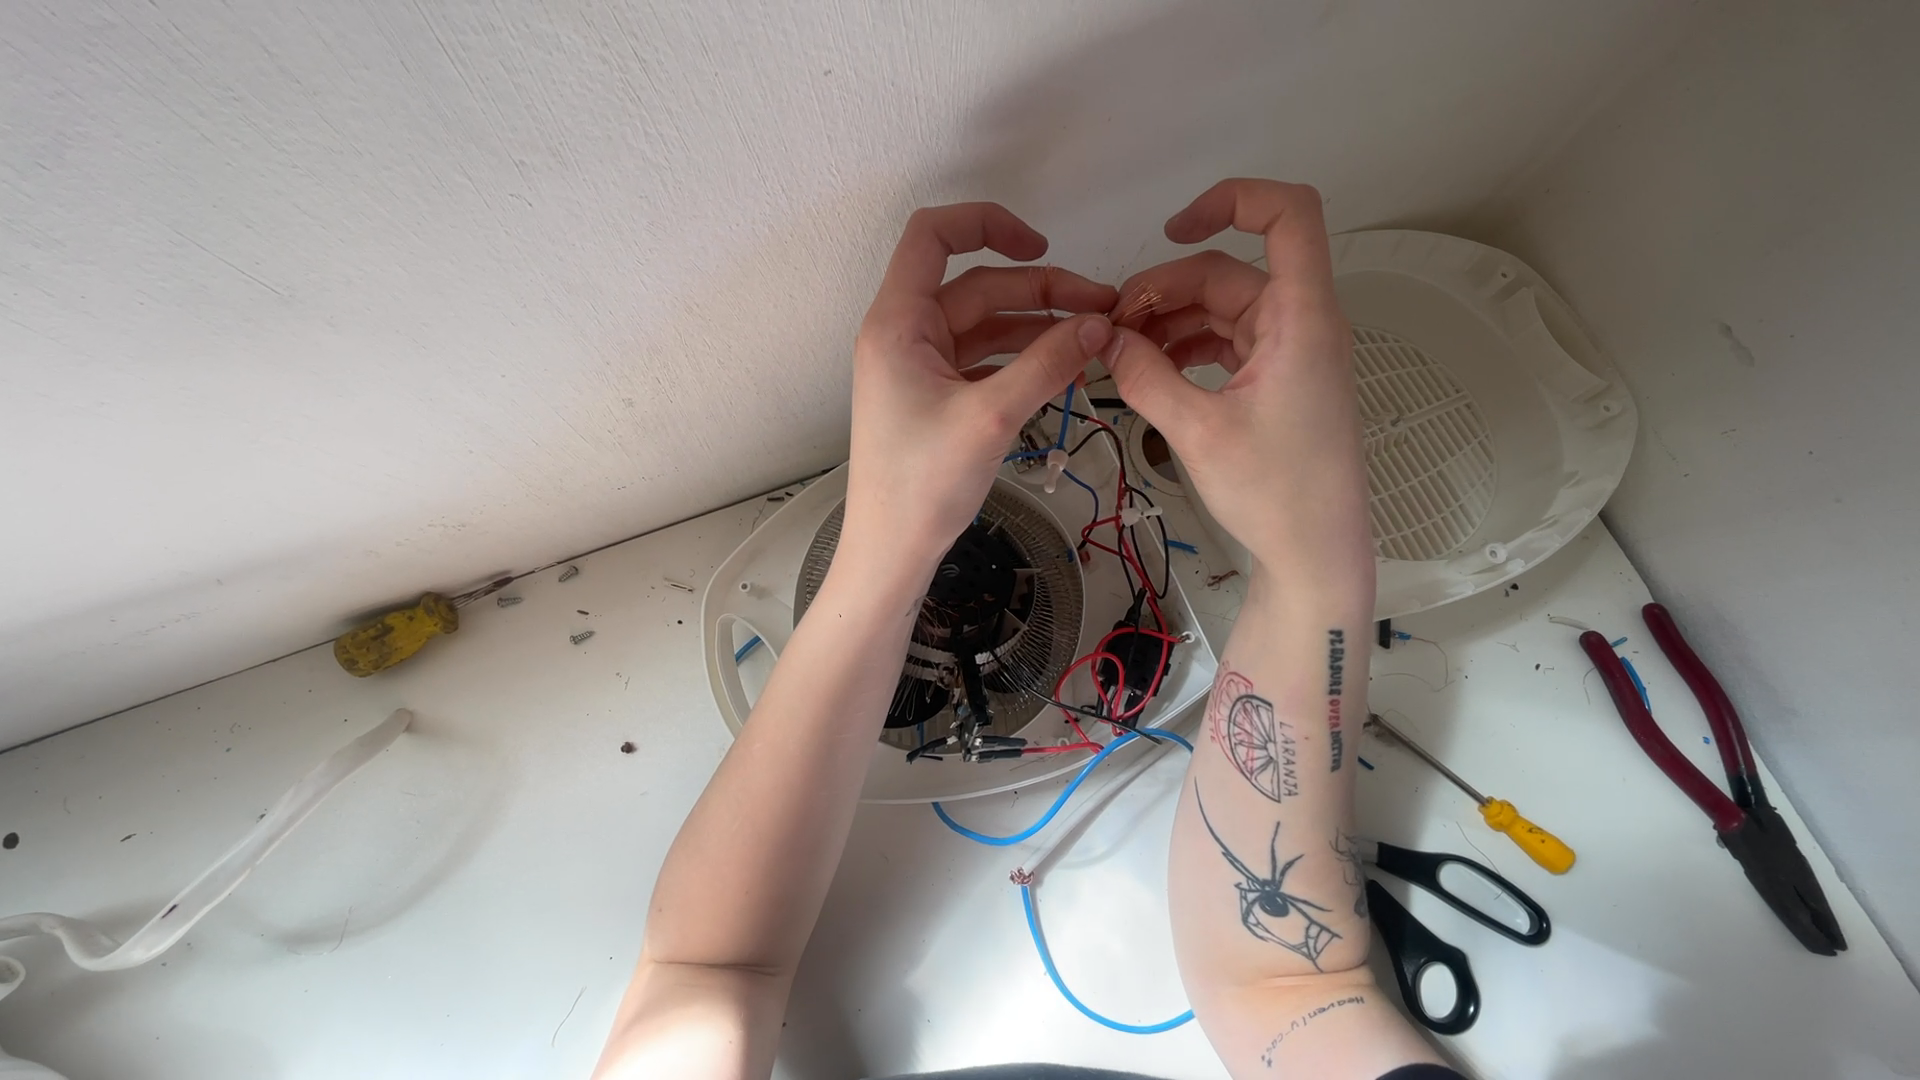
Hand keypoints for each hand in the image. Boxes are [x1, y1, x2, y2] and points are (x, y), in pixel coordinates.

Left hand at [843, 203, 1118, 578]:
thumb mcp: (990, 417)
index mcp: (897, 323)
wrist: (892, 550)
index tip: (1041, 245)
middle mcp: (904, 335)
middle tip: (1103, 310)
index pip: (933, 237)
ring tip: (1093, 340)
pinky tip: (1061, 368)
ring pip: (984, 326)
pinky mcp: (934, 397)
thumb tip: (1100, 326)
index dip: (987, 224)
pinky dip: (1020, 359)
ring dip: (1036, 328)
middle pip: (976, 287)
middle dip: (1040, 293)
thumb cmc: (923, 485)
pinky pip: (983, 361)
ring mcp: (919, 367)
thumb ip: (1046, 364)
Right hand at [1103, 179, 1371, 593]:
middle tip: (1110, 329)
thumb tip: (1103, 339)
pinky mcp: (1277, 380)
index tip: (1171, 230)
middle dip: (1164, 290)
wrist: (1313, 550)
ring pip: (1222, 309)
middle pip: (1228, 273)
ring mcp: (1289, 352)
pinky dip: (1186, 347)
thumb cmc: (1272, 491)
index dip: (1232, 201)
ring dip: (1169, 321)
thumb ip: (1145, 377)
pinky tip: (1149, 369)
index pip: (1287, 217)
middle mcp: (1300, 323)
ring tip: (1120, 354)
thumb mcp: (1197, 430)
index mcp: (1299, 319)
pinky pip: (1226, 343)